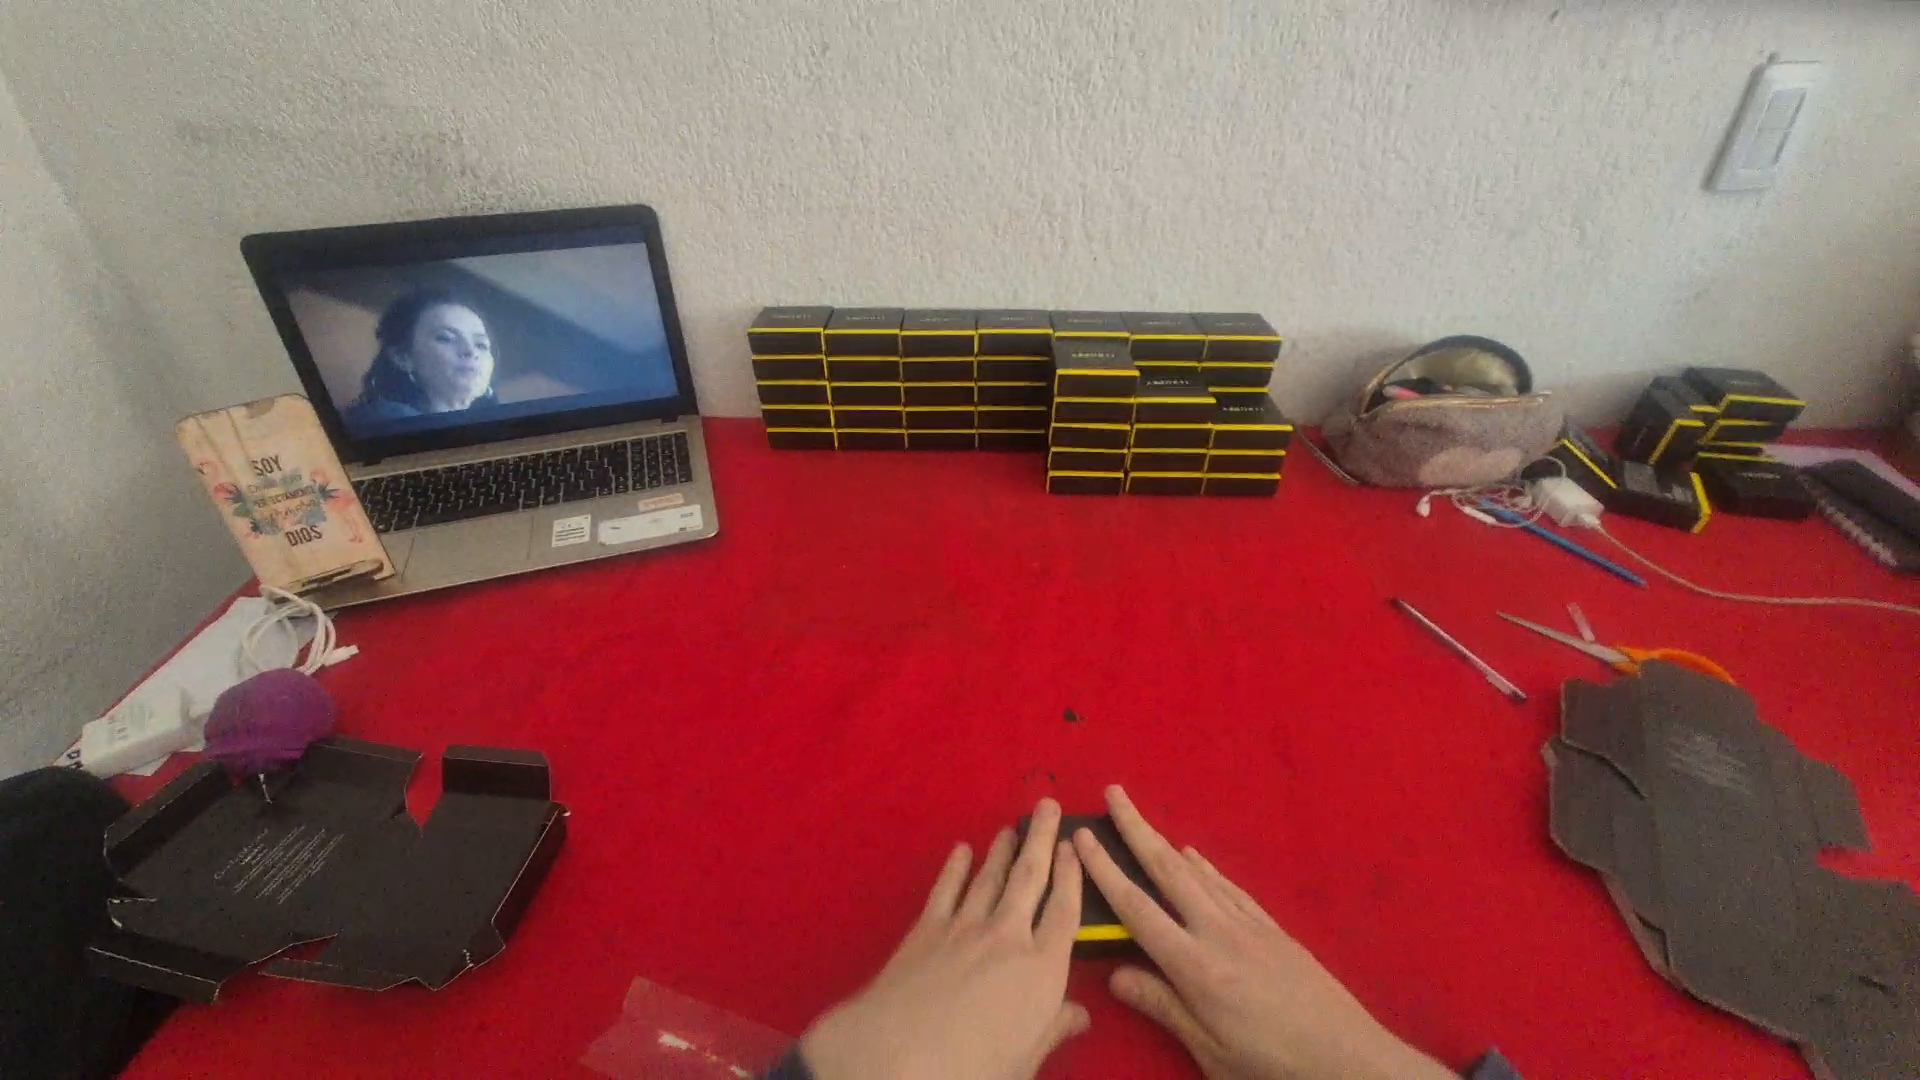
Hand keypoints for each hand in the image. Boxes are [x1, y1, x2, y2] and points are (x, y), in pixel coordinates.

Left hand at [800, 798, 1088, 1079]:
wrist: (900, 1054)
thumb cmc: (974, 1068)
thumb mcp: (1025, 1061)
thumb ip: (1053, 1030)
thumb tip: (1082, 1014)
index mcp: (1040, 969)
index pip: (1065, 912)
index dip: (1072, 877)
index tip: (1075, 848)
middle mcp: (1007, 935)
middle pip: (1030, 877)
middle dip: (1042, 838)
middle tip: (1048, 805)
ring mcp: (965, 926)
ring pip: (990, 877)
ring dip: (1002, 849)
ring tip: (1011, 826)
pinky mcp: (928, 927)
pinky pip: (946, 889)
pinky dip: (954, 867)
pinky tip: (961, 850)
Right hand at [1072, 786, 1453, 1079]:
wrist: (1351, 1060)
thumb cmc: (1273, 1064)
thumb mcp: (1211, 1051)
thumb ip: (1163, 1006)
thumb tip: (1114, 974)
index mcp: (1194, 965)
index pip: (1136, 907)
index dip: (1105, 869)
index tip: (1082, 835)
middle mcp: (1216, 930)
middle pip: (1165, 869)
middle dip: (1135, 827)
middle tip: (1113, 792)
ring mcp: (1246, 923)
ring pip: (1195, 871)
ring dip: (1163, 840)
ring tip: (1139, 817)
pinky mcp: (1270, 926)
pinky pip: (1228, 885)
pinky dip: (1204, 866)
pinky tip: (1192, 855)